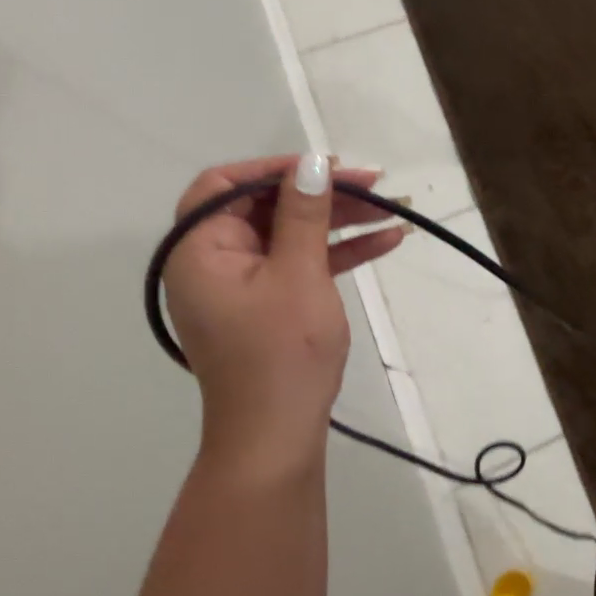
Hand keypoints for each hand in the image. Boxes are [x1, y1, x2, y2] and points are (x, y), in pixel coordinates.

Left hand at [162, 154, 407, 471]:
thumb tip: (311, 163)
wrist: (275, 432)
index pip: (226, 185)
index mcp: (199, 249)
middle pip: (266, 207)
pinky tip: (388, 242)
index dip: (278, 169)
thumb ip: (304, 214)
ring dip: (342, 221)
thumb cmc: (281, 350)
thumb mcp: (298, 274)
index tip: (332, 168)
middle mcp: (212, 261)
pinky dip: (340, 251)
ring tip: (396, 211)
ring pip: (292, 234)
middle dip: (323, 194)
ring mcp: (242, 285)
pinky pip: (303, 263)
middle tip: (377, 186)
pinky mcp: (269, 305)